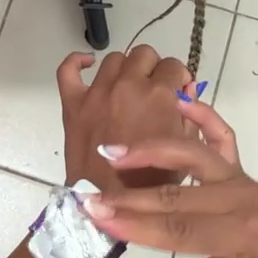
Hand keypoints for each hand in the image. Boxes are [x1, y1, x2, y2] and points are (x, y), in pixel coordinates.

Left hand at [57, 47, 191, 193]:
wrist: (110, 202)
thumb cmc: (151, 182)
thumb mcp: (184, 150)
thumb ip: (189, 117)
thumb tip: (186, 92)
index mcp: (159, 95)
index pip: (174, 66)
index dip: (179, 77)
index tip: (178, 90)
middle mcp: (128, 85)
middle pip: (144, 55)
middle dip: (153, 68)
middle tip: (154, 89)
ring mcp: (97, 91)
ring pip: (114, 59)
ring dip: (125, 68)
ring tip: (127, 87)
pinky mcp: (73, 103)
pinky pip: (68, 70)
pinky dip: (77, 62)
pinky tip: (87, 64)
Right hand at [84, 98, 257, 257]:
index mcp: (241, 239)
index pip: (176, 228)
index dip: (132, 223)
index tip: (94, 215)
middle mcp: (246, 202)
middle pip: (177, 194)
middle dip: (129, 195)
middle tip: (90, 194)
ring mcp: (245, 180)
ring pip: (192, 156)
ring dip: (151, 151)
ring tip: (113, 152)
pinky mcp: (242, 169)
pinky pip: (222, 136)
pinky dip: (201, 116)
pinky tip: (175, 102)